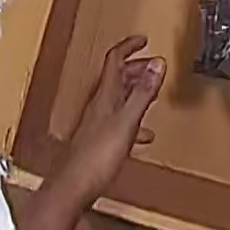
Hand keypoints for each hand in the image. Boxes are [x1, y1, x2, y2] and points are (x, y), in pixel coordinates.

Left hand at [53, 35, 164, 201]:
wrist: (72, 190)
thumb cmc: (97, 156)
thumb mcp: (127, 120)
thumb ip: (144, 92)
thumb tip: (158, 63)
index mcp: (106, 94)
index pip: (116, 59)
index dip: (129, 46)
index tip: (143, 40)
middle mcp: (101, 104)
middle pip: (118, 76)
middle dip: (137, 67)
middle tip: (152, 65)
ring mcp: (99, 122)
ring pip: (119, 96)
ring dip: (135, 90)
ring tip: (150, 91)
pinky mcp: (99, 141)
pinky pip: (120, 121)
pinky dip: (133, 118)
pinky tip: (142, 133)